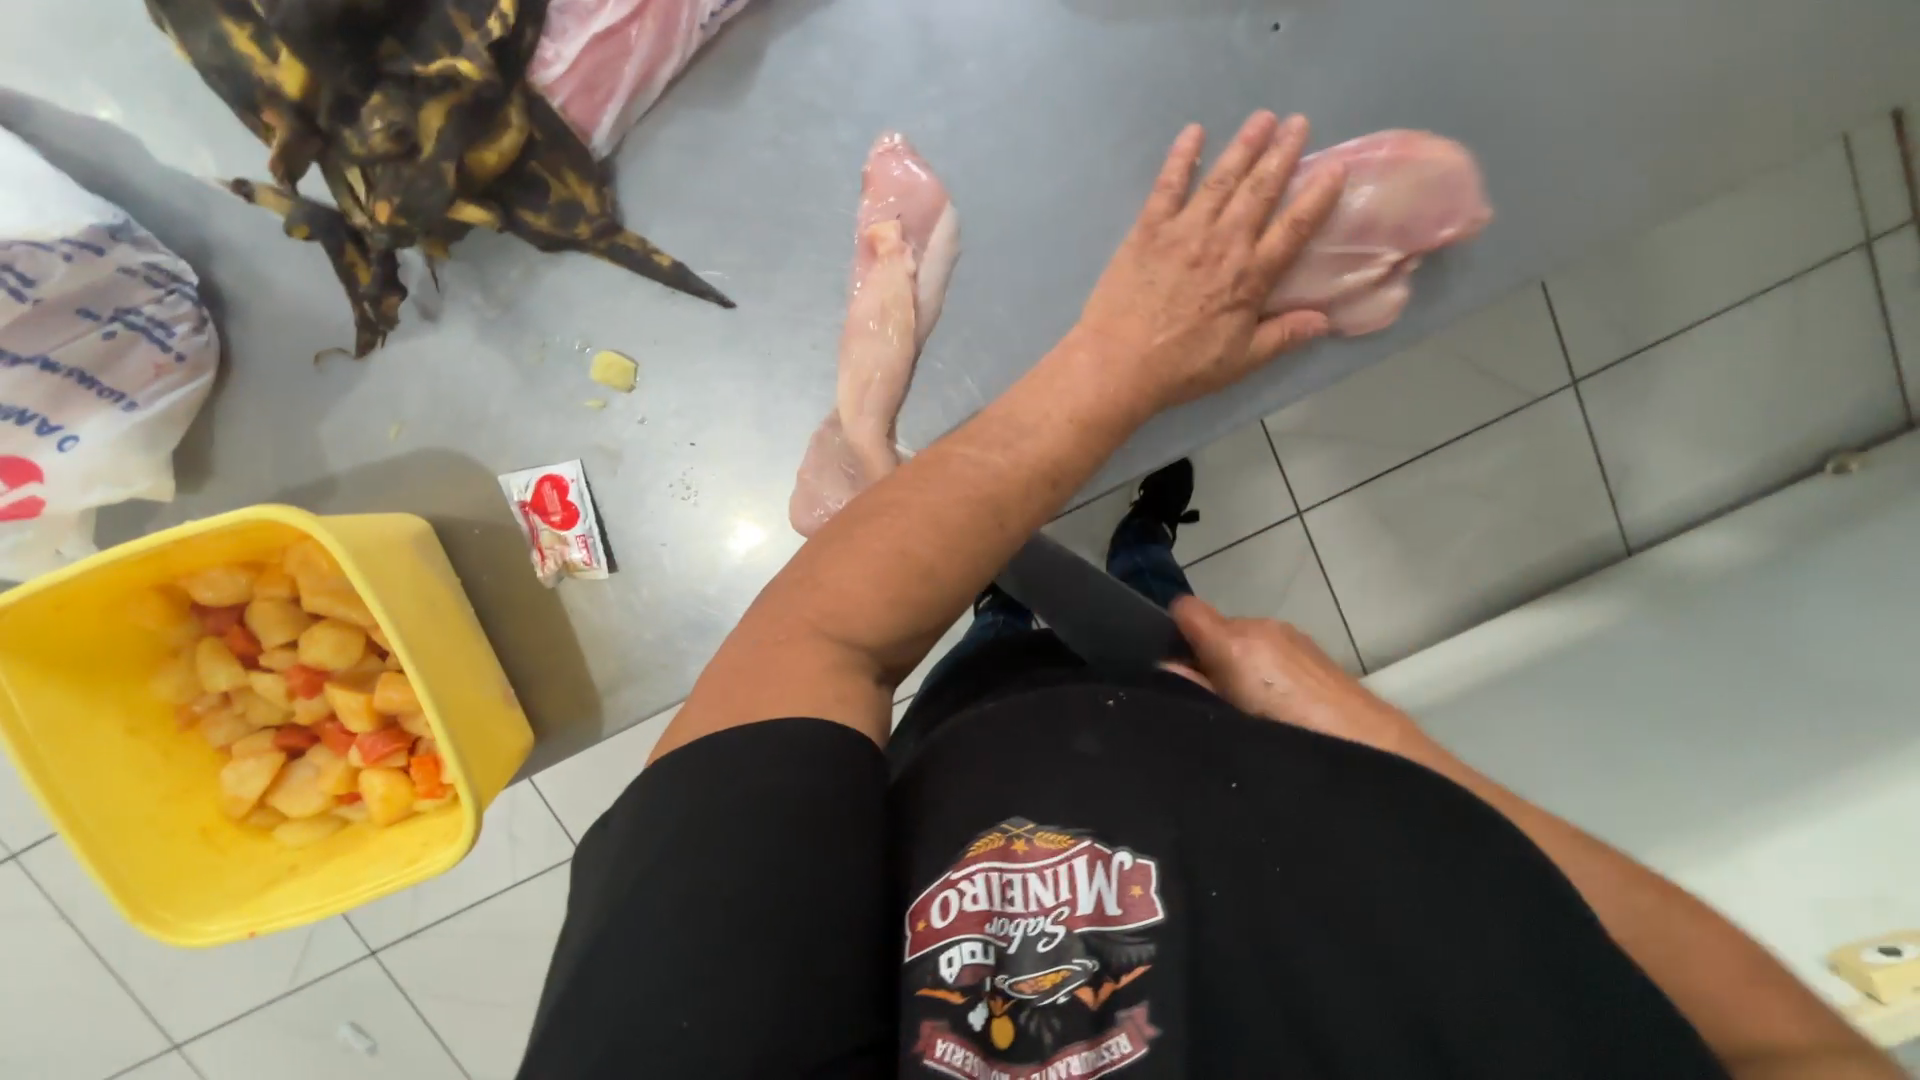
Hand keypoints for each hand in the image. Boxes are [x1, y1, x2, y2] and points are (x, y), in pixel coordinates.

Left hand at [1070, 111, 1345, 412]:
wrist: (1118, 365)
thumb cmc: (1180, 369)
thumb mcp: (1239, 361)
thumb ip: (1282, 336)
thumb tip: (1325, 321)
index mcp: (1250, 277)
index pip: (1294, 229)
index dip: (1317, 198)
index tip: (1335, 169)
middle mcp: (1223, 244)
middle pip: (1260, 192)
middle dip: (1282, 155)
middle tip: (1299, 123)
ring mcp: (1183, 233)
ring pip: (1220, 181)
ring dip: (1243, 147)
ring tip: (1262, 118)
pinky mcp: (1147, 231)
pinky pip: (1167, 186)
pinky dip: (1181, 157)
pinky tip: (1193, 133)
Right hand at [1170, 595, 1431, 757]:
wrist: (1370, 746)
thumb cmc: (1289, 736)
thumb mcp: (1228, 720)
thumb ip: (1193, 689)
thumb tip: (1164, 667)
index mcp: (1234, 642)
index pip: (1185, 609)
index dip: (1173, 631)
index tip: (1174, 665)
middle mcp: (1259, 627)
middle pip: (1215, 628)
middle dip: (1207, 656)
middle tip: (1213, 699)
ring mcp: (1290, 635)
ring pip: (1244, 640)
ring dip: (1238, 664)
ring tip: (1250, 708)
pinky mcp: (1312, 647)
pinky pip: (1271, 649)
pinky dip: (1264, 668)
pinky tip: (1279, 705)